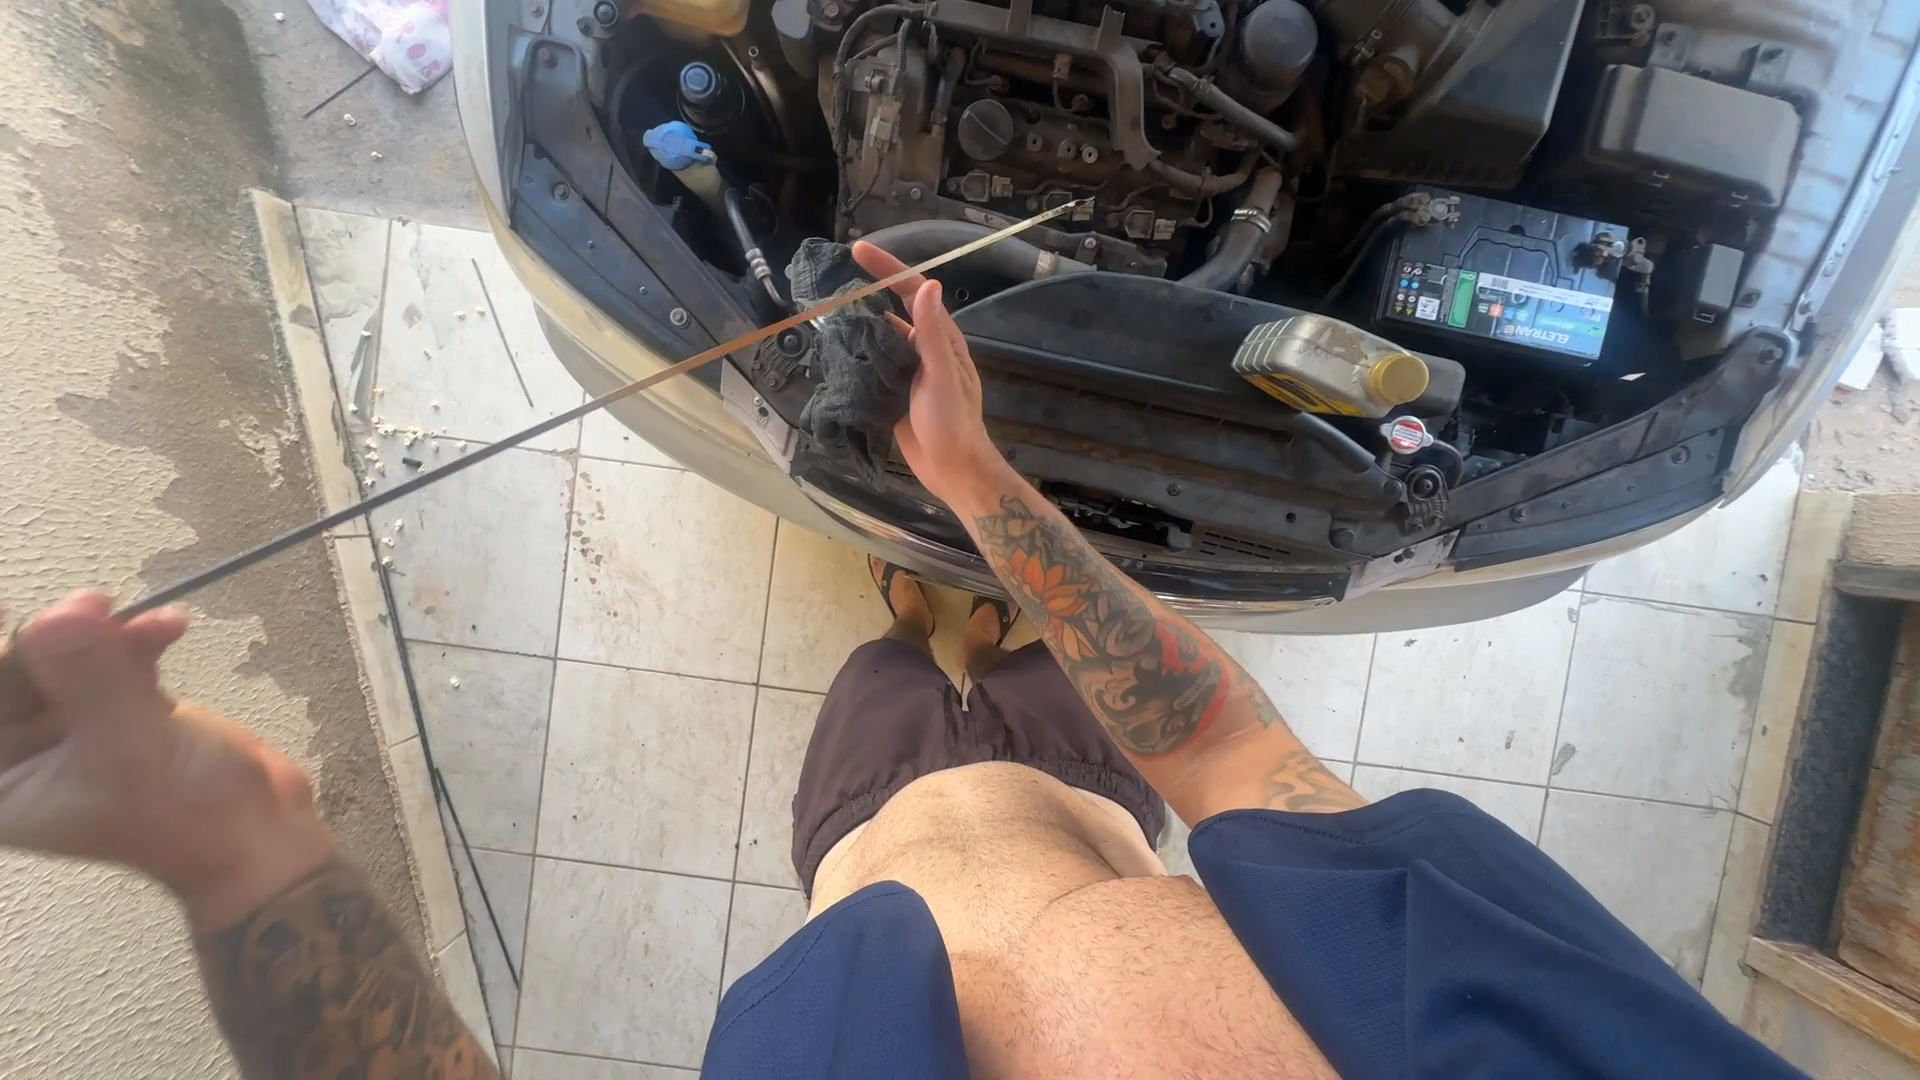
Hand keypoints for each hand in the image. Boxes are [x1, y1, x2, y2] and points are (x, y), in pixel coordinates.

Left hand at [0, 592, 331, 932]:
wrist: (259, 829)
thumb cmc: (185, 809)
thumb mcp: (132, 749)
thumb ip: (95, 682)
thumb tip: (63, 611)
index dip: (10, 654)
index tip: (51, 615)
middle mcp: (21, 751)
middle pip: (19, 674)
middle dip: (60, 639)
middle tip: (101, 605)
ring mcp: (78, 730)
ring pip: (71, 662)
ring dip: (110, 635)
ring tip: (159, 621)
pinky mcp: (128, 713)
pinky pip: (114, 665)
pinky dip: (140, 641)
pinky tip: (171, 626)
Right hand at [852, 241, 1012, 507]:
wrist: (951, 469)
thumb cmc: (952, 423)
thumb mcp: (942, 376)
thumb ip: (933, 333)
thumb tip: (928, 285)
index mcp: (941, 339)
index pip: (913, 291)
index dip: (887, 269)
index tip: (857, 250)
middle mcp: (925, 350)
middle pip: (892, 312)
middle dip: (865, 296)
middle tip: (830, 288)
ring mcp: (910, 372)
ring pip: (880, 339)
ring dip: (857, 327)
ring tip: (824, 319)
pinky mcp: (896, 393)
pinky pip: (874, 367)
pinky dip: (856, 358)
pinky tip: (835, 355)